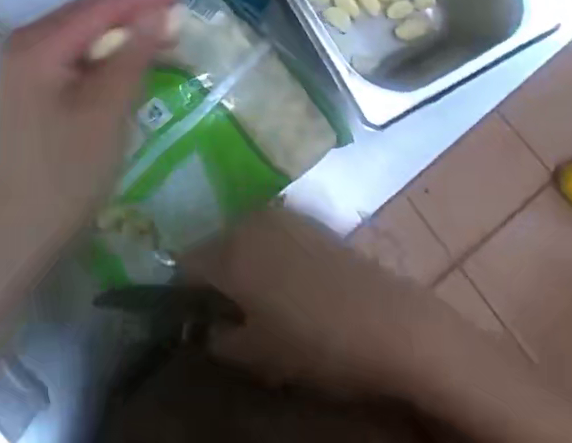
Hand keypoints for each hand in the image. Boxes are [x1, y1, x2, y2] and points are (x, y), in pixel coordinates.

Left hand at [0, 0, 178, 261]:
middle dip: (131, 11)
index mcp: (35, 46)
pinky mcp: (27, 83)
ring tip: (160, 35)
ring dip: (119, 31)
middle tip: (176, 17)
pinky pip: (71, 52)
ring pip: (80, 31)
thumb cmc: (66, 174)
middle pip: (85, 13)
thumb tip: (160, 9)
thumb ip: (133, 53)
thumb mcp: (107, 110)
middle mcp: (21, 43)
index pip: (97, 7)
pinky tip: (127, 59)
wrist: (18, 233)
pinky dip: (102, 52)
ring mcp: (20, 63)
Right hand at [184, 207, 448, 398]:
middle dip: (213, 275)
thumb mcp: (256, 355)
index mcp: (228, 250)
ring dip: (242, 263)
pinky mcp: (309, 219)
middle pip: (214, 245)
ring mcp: (282, 215)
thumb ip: (219, 340)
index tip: (191, 319)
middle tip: (225, 313)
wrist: (388, 321)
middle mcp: (249, 220)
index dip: (183, 294)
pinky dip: (268, 254)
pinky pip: (272, 234)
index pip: (184, 264)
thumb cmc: (314, 341)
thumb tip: (206, 330)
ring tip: (257, 300)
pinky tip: (286, 284)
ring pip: (244, 236)